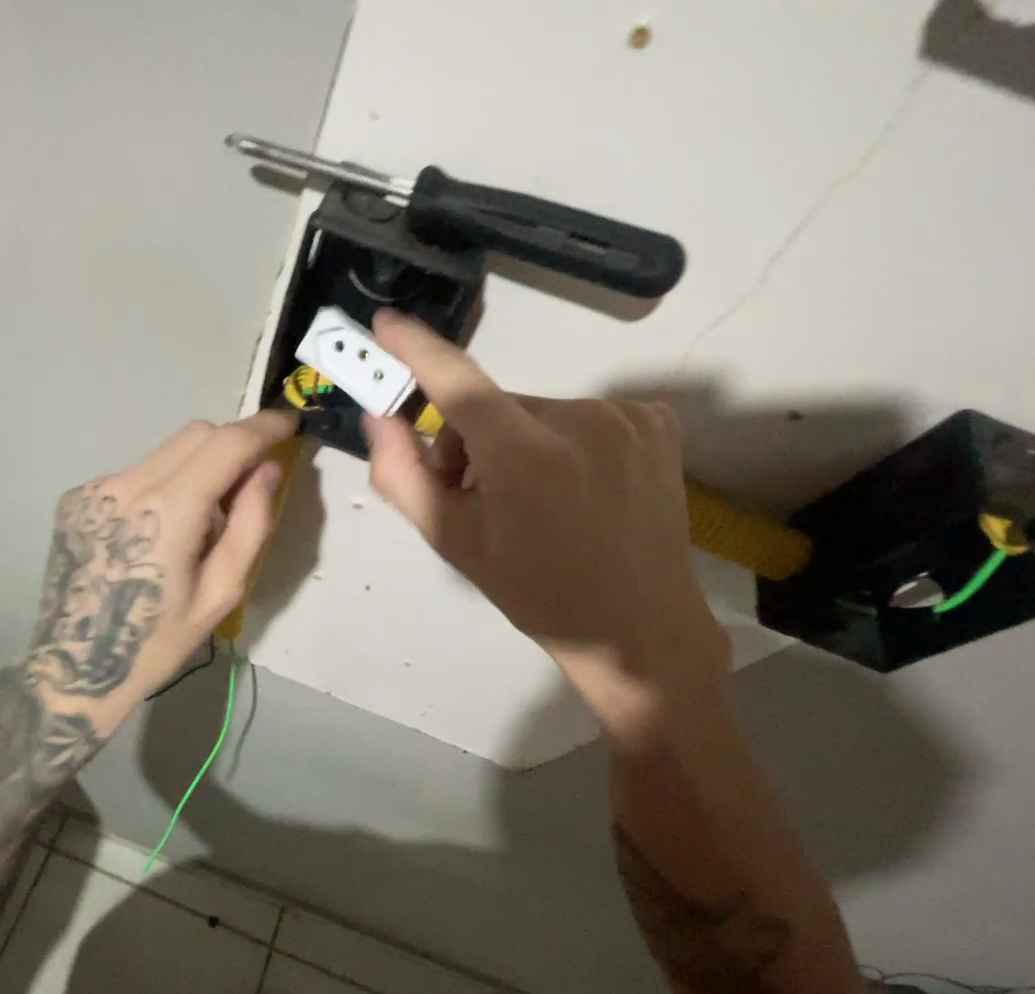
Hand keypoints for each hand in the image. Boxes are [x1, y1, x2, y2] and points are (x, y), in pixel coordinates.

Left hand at [23, 410, 296, 731]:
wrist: (74, 670)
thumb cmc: (157, 643)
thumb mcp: (220, 594)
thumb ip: (250, 524)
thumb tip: (267, 470)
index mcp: (166, 512)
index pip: (225, 443)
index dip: (263, 427)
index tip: (289, 422)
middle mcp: (125, 486)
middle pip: (194, 434)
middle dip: (232, 445)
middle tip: (250, 484)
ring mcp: (95, 489)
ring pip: (164, 451)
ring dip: (196, 467)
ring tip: (199, 523)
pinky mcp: (76, 497)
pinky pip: (136, 473)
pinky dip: (162, 485)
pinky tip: (157, 533)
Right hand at [361, 311, 726, 723]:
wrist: (639, 630)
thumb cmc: (536, 592)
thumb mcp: (455, 543)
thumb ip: (404, 477)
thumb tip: (378, 419)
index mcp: (523, 455)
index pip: (456, 381)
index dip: (416, 348)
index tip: (387, 323)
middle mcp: (578, 418)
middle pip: (495, 408)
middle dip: (473, 441)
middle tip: (476, 497)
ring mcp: (625, 416)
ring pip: (538, 413)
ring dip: (521, 443)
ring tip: (534, 502)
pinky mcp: (657, 421)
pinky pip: (582, 416)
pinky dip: (566, 442)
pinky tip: (577, 489)